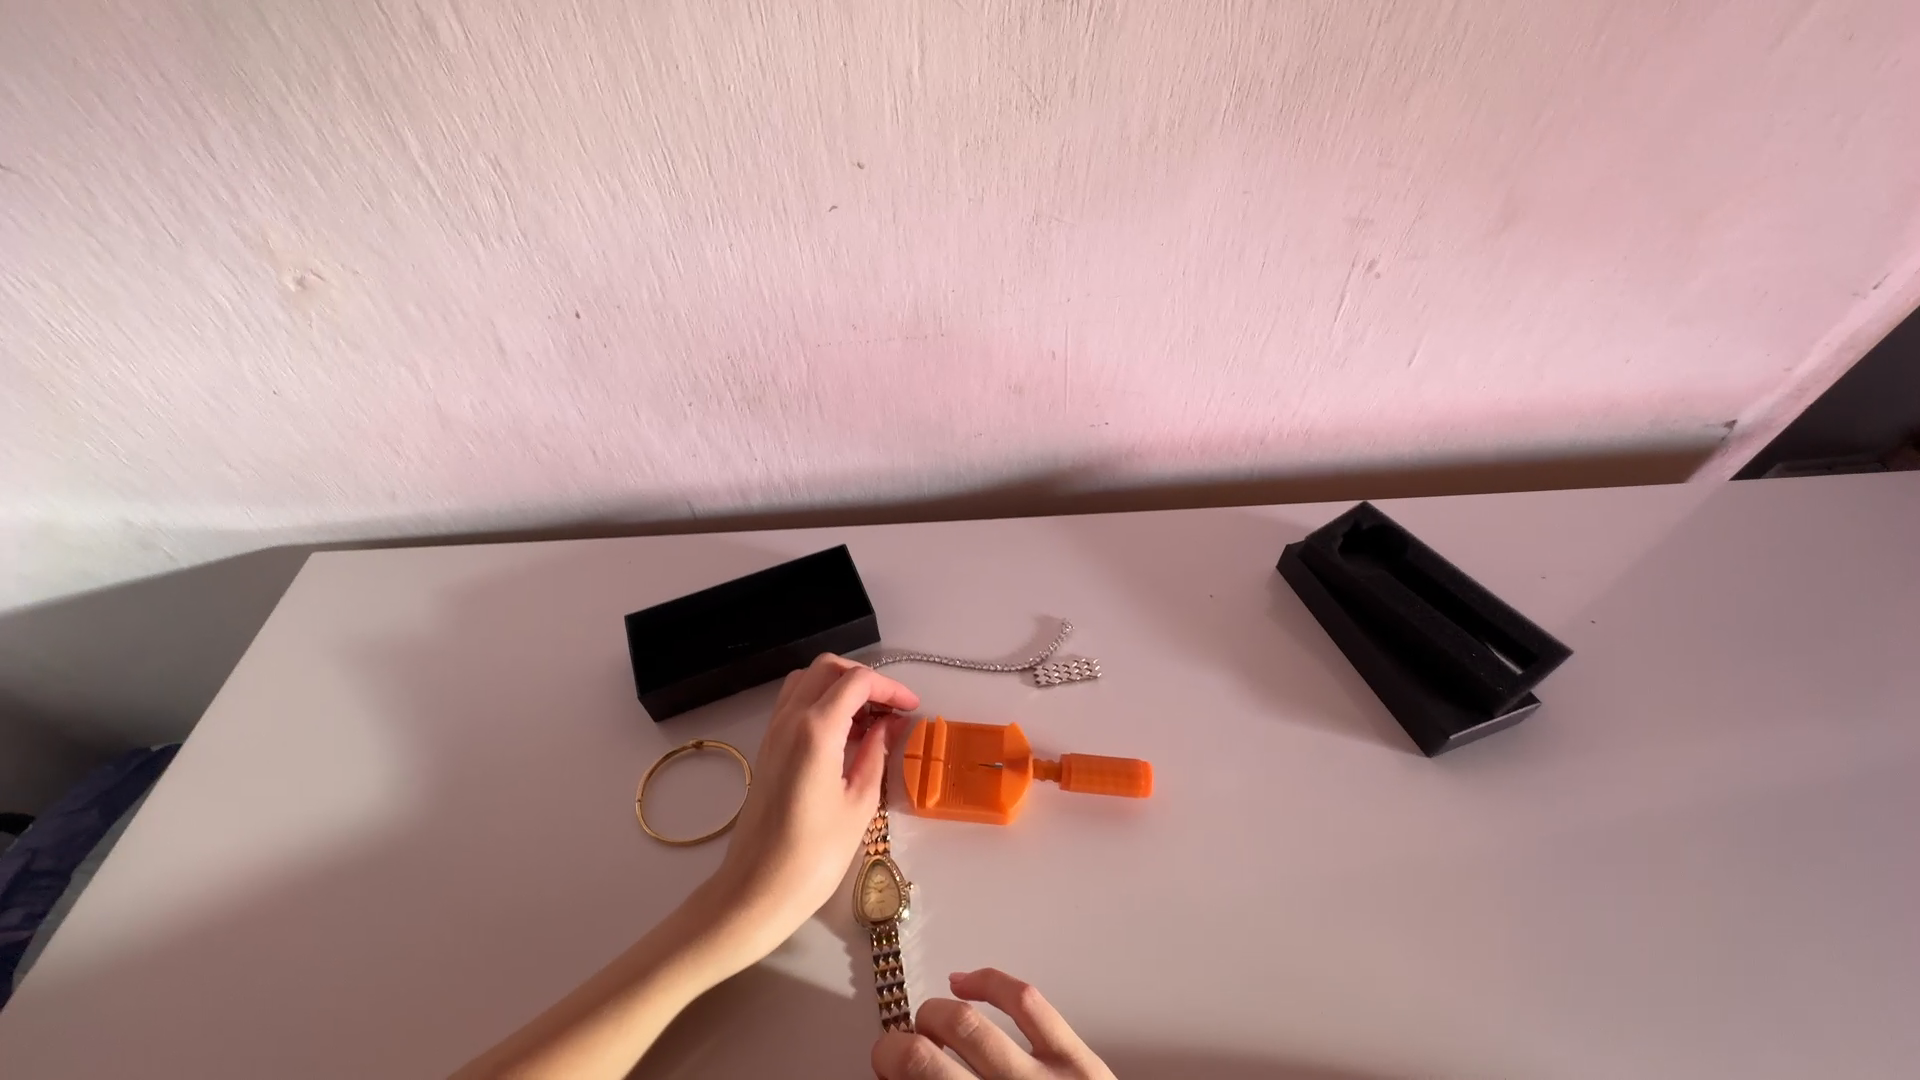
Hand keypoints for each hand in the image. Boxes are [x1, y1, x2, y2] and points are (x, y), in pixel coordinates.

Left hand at [702, 654, 918, 964]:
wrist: (755, 890)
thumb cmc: (815, 855)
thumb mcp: (860, 802)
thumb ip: (876, 752)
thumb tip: (890, 724)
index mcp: (816, 729)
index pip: (857, 681)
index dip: (890, 687)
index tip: (912, 708)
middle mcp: (789, 719)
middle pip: (828, 668)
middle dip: (864, 680)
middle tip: (891, 710)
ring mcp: (773, 731)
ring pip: (807, 680)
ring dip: (840, 687)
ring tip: (869, 720)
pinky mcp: (766, 747)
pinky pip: (794, 703)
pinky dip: (821, 702)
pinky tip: (843, 735)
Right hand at [873, 969, 1114, 1078]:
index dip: (890, 1070)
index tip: (881, 1067)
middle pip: (930, 1062)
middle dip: (899, 1050)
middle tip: (891, 1051)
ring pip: (971, 1025)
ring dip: (934, 1017)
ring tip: (925, 1023)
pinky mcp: (1080, 1060)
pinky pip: (1025, 1001)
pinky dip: (987, 983)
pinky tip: (962, 984)